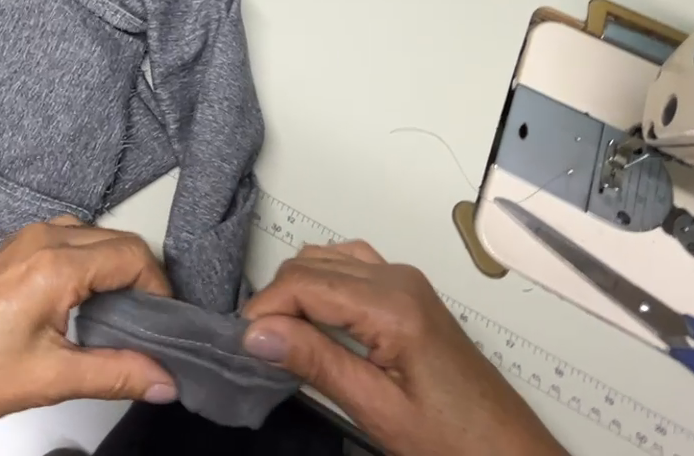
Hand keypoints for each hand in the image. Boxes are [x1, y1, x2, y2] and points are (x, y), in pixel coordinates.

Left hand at [0, 216, 178, 455]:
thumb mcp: (54, 379)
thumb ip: (118, 373)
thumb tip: (165, 380)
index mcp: (54, 264)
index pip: (131, 256)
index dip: (159, 288)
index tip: (166, 323)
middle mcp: (41, 238)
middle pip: (116, 239)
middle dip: (142, 275)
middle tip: (152, 322)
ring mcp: (24, 239)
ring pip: (92, 234)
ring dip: (114, 264)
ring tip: (122, 312)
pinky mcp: (13, 249)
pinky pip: (67, 237)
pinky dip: (89, 259)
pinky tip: (86, 298)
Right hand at [242, 241, 565, 455]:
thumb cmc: (451, 443)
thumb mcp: (379, 411)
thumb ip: (316, 363)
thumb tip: (254, 333)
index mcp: (391, 304)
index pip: (305, 283)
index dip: (266, 307)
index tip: (241, 342)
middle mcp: (397, 277)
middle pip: (312, 263)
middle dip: (277, 297)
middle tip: (257, 344)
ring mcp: (405, 279)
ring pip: (328, 256)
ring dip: (298, 285)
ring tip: (282, 333)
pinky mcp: (410, 290)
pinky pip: (351, 263)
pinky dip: (323, 279)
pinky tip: (317, 314)